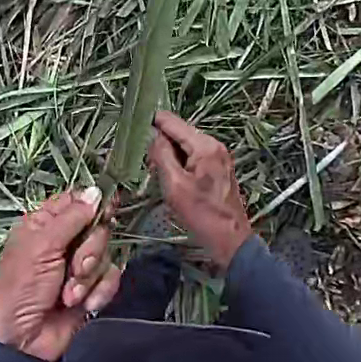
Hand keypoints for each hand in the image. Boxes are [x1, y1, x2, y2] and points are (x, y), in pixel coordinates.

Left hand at [0, 186, 120, 361]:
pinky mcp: (91, 289)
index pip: (76, 202)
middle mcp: (62, 243)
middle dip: (89, 250)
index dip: (92, 204)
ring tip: (69, 292)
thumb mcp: (41, 247)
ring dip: (89, 276)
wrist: (22, 342)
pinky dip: (98, 292)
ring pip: (105, 254)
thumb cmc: (18, 291)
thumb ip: (71, 218)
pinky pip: (111, 278)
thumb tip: (95, 193)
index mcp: (44, 225)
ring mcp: (77, 267)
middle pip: (97, 228)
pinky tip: (81, 303)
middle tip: (73, 266)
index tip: (105, 209)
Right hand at [147, 110, 253, 274]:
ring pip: (184, 145)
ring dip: (168, 155)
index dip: (151, 122)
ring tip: (155, 172)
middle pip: (178, 132)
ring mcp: (218, 155)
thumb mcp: (174, 184)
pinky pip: (192, 156)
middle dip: (160, 142)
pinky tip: (171, 178)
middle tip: (145, 161)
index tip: (131, 126)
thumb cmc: (201, 214)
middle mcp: (214, 144)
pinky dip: (179, 163)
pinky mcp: (217, 167)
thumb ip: (162, 155)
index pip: (172, 121)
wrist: (230, 240)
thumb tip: (152, 134)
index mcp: (205, 145)